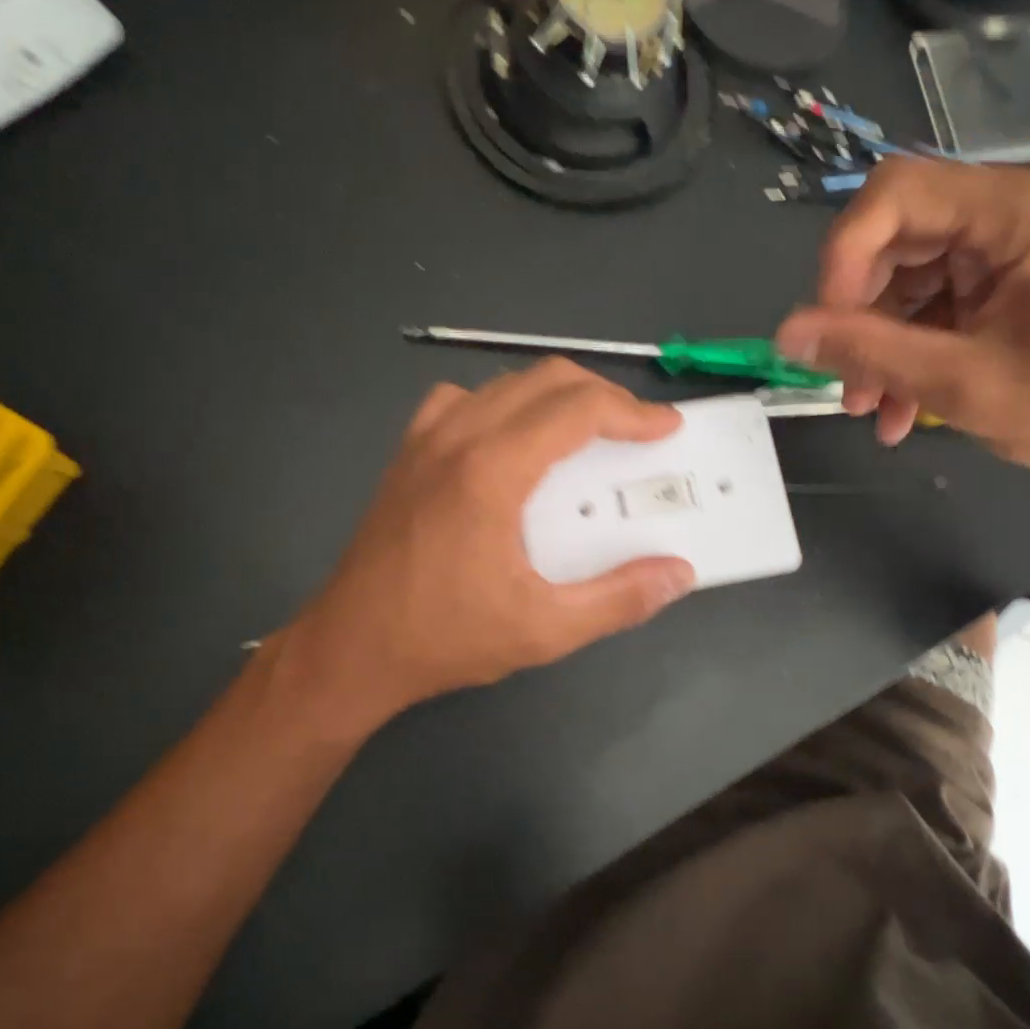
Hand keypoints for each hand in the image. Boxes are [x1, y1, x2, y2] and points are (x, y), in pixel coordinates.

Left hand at [282, 359, 696, 726]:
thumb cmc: (446, 638)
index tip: (665, 429)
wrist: (351, 649)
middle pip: (543, 380)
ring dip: (551, 395)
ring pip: (501, 384)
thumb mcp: (544, 630)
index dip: (631, 412)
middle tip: (634, 430)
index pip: (577, 409)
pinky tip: (505, 443)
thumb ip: (619, 599)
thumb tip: (678, 573)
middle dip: (600, 395)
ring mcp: (423, 442)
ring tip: (581, 433)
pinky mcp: (404, 457)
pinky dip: (497, 405)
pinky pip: (457, 402)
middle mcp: (457, 438)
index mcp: (493, 470)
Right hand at [774, 159, 1029, 500]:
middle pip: (896, 236)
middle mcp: (1015, 212)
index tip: (825, 324)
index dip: (844, 253)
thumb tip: (783, 332)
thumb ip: (868, 351)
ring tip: (867, 407)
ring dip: (878, 342)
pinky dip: (908, 351)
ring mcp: (1011, 248)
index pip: (896, 193)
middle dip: (857, 310)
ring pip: (906, 276)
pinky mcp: (1008, 282)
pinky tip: (897, 408)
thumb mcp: (963, 385)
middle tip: (841, 376)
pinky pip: (933, 303)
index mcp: (1022, 212)